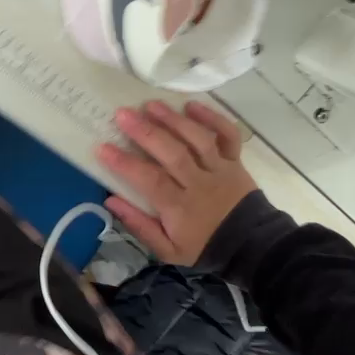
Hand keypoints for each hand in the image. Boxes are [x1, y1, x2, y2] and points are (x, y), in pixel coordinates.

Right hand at [96, 101, 257, 264]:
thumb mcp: (168, 250)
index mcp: (180, 208)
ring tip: (151, 104)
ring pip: (197, 140)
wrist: (252, 248)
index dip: (125, 163)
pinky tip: (192, 105)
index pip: (150, 180)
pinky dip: (213, 118)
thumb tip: (111, 201)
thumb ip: (140, 226)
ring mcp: (220, 169)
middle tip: (122, 114)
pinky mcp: (236, 161)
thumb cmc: (204, 247)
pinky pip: (227, 135)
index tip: (102, 148)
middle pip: (173, 153)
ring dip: (174, 120)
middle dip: (146, 132)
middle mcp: (200, 184)